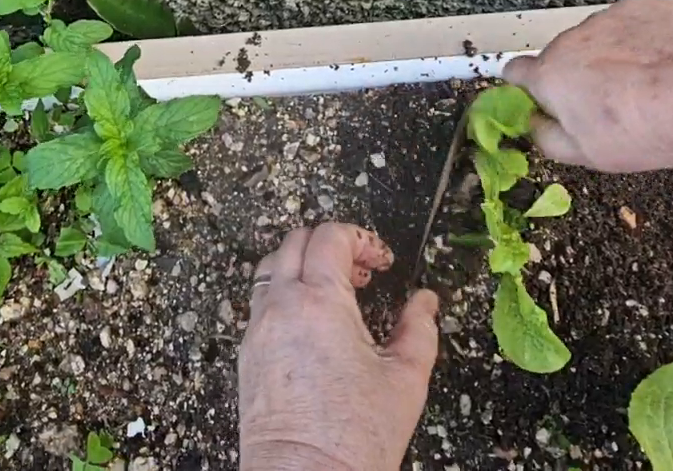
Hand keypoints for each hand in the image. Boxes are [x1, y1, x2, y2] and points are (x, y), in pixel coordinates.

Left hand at [238, 224, 439, 470]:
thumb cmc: (355, 437)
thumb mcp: (405, 379)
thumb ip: (418, 328)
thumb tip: (425, 300)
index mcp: (320, 300)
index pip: (331, 236)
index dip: (362, 239)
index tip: (382, 263)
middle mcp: (283, 303)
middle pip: (297, 240)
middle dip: (331, 244)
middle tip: (361, 274)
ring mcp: (259, 326)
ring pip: (274, 265)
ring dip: (303, 264)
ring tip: (334, 293)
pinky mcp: (247, 351)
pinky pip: (262, 300)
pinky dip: (286, 293)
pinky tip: (311, 323)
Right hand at [501, 0, 672, 171]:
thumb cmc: (651, 130)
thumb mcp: (590, 155)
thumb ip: (548, 138)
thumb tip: (534, 123)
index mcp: (549, 75)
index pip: (513, 71)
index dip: (525, 87)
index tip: (544, 101)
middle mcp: (570, 39)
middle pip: (562, 56)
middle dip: (579, 76)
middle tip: (613, 104)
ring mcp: (607, 18)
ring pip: (598, 39)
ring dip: (612, 57)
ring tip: (651, 85)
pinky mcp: (643, 6)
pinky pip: (632, 24)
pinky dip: (643, 40)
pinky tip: (670, 64)